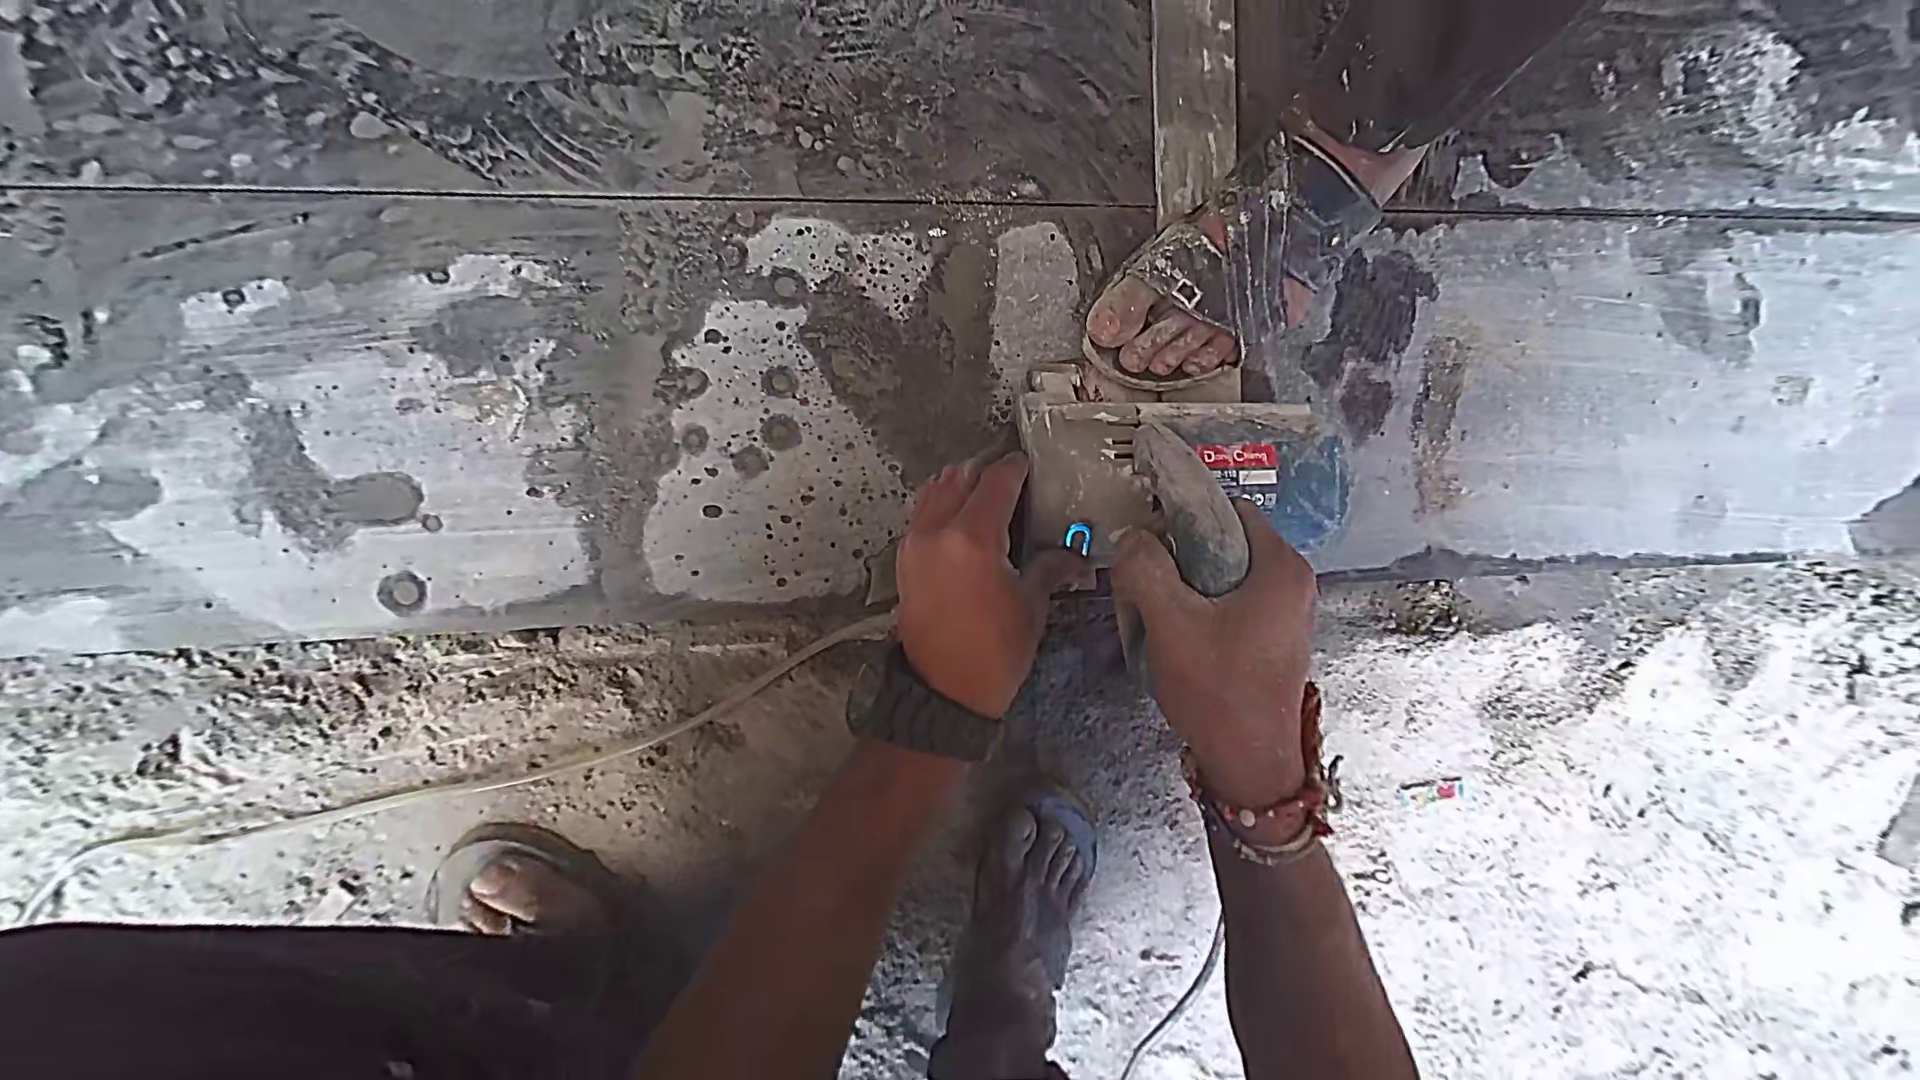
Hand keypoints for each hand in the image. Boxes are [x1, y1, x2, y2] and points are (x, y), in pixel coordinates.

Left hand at [895, 453, 1086, 718]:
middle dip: (986, 471)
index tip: (1026, 465)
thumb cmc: (991, 654)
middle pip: (960, 476)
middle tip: (1010, 479)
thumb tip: (1069, 555)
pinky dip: (940, 503)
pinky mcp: (905, 560)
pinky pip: (922, 513)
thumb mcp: (1030, 607)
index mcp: (972, 539)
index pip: (995, 481)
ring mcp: (915, 545)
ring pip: (934, 490)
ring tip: (984, 493)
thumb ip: (1049, 567)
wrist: (944, 691)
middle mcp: (937, 533)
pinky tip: (960, 518)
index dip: (1014, 468)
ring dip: (959, 483)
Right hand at [1111, 500, 1315, 806]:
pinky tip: (1175, 632)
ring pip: (1222, 574)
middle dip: (1179, 555)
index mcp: (1280, 567)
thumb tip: (1133, 538)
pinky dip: (1199, 606)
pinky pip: (1229, 601)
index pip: (1228, 509)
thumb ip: (1144, 569)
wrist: (1248, 763)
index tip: (1149, 535)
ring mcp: (1284, 612)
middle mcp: (1291, 582)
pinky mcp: (1271, 637)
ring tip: (1155, 609)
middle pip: (1224, 542)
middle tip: (1145, 578)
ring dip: (1184, 584)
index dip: (1185, 515)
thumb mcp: (1170, 622)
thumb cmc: (1217, 689)